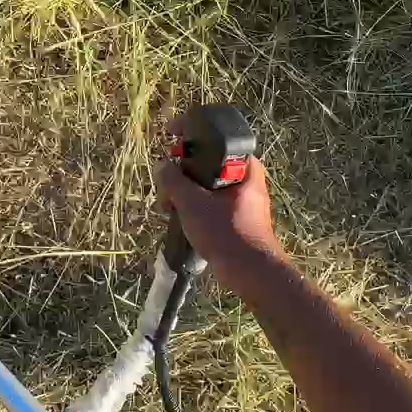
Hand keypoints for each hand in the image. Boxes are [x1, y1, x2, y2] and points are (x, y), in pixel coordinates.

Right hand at [151, 153, 286, 292]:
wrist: (249, 272)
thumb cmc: (224, 231)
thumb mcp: (191, 202)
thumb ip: (172, 180)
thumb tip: (161, 165)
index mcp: (244, 166)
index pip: (214, 140)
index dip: (189, 139)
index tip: (171, 144)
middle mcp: (247, 178)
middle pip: (206, 164)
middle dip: (182, 174)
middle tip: (166, 188)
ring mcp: (243, 198)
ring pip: (206, 185)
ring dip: (185, 193)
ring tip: (169, 207)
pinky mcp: (238, 217)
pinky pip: (211, 202)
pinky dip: (195, 206)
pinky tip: (180, 218)